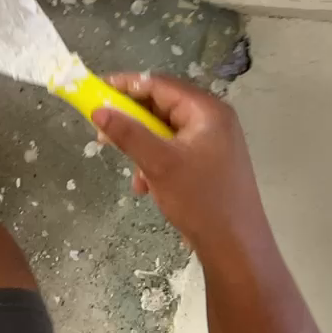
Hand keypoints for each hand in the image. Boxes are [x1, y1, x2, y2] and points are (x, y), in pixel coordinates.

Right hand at [90, 72, 266, 249]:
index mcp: (207, 111)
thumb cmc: (200, 199)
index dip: (125, 86)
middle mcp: (212, 120)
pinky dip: (154, 161)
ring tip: (130, 168)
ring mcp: (212, 142)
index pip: (159, 85)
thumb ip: (127, 133)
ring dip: (141, 145)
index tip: (96, 92)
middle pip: (161, 106)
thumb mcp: (158, 163)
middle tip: (103, 131)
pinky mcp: (209, 162)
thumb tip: (97, 110)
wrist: (236, 248)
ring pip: (164, 130)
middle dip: (132, 121)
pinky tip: (146, 185)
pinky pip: (173, 149)